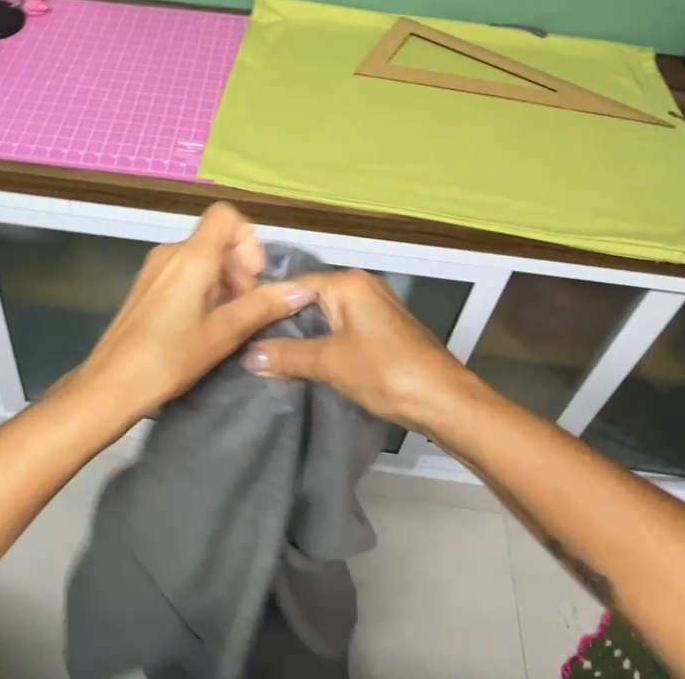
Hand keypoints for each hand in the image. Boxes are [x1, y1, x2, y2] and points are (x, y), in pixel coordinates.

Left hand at [63, 203, 316, 421]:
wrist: (111, 385)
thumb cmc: (169, 357)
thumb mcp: (224, 333)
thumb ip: (264, 306)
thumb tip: (303, 289)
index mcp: (191, 255)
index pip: (226, 216)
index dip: (248, 241)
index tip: (253, 280)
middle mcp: (171, 252)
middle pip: (217, 241)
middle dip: (240, 271)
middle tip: (244, 312)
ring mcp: (155, 269)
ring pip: (202, 259)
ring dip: (223, 285)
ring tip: (224, 326)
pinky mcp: (147, 287)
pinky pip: (184, 274)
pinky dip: (203, 292)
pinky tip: (202, 328)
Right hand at [243, 269, 474, 429]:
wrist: (445, 401)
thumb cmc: (386, 372)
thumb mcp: (329, 363)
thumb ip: (287, 356)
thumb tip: (247, 355)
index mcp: (349, 283)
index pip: (294, 284)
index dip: (266, 305)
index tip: (239, 325)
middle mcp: (363, 287)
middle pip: (310, 300)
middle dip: (283, 322)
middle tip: (248, 344)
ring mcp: (376, 310)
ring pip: (327, 318)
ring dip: (303, 336)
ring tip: (269, 356)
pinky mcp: (384, 332)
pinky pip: (343, 331)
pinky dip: (324, 344)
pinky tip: (305, 364)